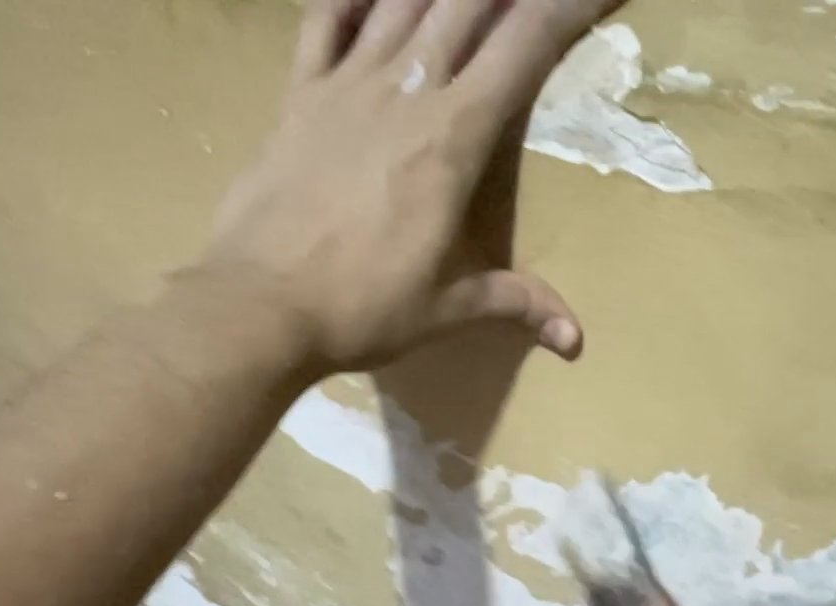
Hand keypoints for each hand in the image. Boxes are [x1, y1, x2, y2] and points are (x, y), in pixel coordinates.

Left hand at [203, 0, 614, 374]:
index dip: (570, 5)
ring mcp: (344, 85)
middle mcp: (403, 90)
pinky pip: (324, 19)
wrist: (259, 307)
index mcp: (453, 137)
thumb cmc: (362, 309)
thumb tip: (576, 342)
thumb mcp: (449, 309)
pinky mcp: (296, 96)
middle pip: (468, 1)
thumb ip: (517, 304)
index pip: (525, 43)